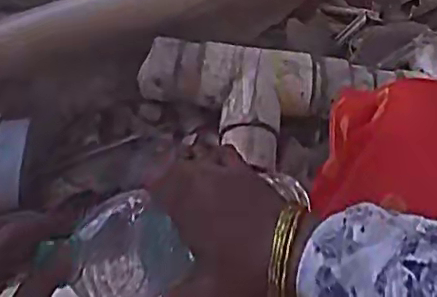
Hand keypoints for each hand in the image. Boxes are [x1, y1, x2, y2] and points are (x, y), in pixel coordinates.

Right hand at [149, 144, 298, 296]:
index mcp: (189, 199)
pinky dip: (215, 158)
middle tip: (159, 185)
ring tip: (184, 174)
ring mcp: (231, 171)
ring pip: (203, 153)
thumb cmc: (243, 272)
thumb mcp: (203, 291)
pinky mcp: (251, 173)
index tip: (141, 189)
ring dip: (191, 160)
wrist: (294, 254)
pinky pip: (226, 155)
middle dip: (166, 169)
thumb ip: (173, 294)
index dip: (148, 179)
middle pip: (180, 161)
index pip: (159, 177)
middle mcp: (207, 176)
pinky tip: (216, 172)